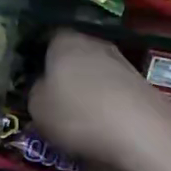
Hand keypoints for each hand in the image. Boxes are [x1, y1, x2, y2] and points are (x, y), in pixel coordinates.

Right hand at [28, 30, 170, 170]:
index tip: (28, 73)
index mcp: (66, 40)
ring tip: (76, 117)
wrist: (142, 135)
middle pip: (73, 53)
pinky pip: (113, 91)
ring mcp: (123, 63)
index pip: (46, 35)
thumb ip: (35, 91)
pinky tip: (101, 125)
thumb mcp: (37, 108)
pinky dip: (105, 104)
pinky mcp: (142, 85)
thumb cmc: (78, 115)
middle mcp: (96, 43)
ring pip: (94, 72)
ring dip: (85, 89)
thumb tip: (43, 86)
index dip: (36, 53)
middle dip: (62, 73)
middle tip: (51, 97)